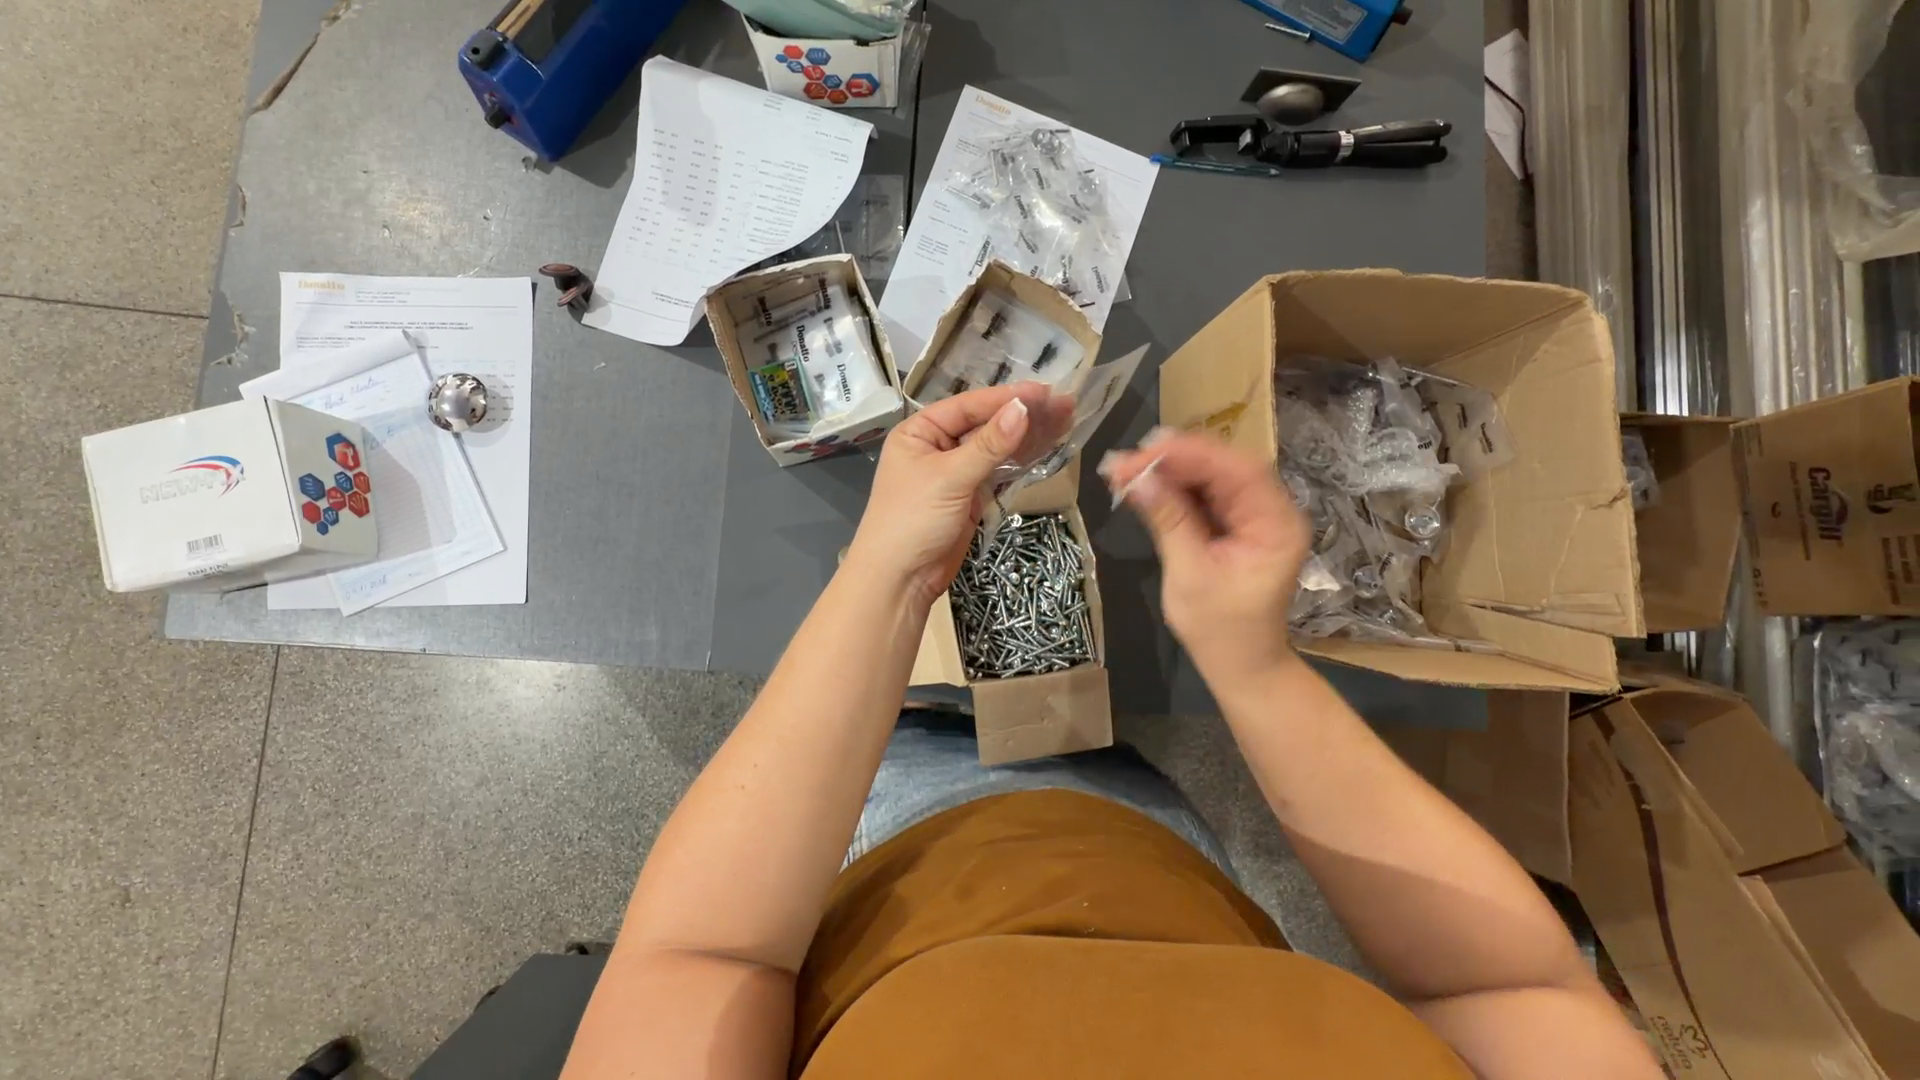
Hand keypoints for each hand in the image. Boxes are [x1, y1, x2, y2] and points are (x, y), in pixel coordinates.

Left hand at [846, 383, 1073, 608]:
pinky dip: (1022, 460)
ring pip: (997, 447)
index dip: (1007, 398)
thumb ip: (989, 445)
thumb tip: (1023, 408)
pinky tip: (1048, 445)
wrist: (901, 579)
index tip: (1045, 392)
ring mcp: (955, 472)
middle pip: (985, 424)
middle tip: (1066, 403)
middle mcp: (937, 446)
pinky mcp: (970, 496)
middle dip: (1023, 414)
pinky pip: (999, 471)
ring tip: (1066, 419)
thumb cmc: (914, 520)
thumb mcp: (950, 478)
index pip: (968, 406)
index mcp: (920, 432)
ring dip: (1028, 435)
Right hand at [1102, 430, 1310, 687]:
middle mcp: (1272, 512)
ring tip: (1125, 469)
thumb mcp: (1190, 575)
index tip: (1145, 449)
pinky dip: (1174, 488)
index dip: (1191, 454)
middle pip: (1224, 468)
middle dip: (1174, 459)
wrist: (1242, 666)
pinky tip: (1143, 484)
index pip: (1238, 471)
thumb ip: (1168, 521)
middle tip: (1125, 459)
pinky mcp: (1236, 525)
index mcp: (1277, 524)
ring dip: (1169, 471)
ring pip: (1211, 478)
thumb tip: (1137, 478)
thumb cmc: (1221, 631)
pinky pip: (1205, 495)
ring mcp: (1254, 517)